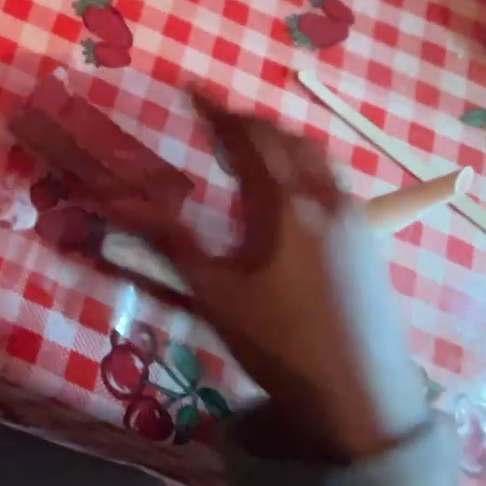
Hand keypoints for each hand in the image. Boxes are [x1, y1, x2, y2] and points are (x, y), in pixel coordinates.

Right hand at [110, 92, 428, 463]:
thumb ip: (169, 240)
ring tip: (249, 148)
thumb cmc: (276, 339)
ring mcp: (356, 219)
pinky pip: (333, 181)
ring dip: (281, 142)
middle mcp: (327, 199)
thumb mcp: (213, 291)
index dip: (218, 112)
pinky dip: (303, 166)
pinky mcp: (368, 242)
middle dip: (250, 122)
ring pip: (318, 159)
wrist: (359, 392)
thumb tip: (117, 202)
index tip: (191, 93)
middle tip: (215, 119)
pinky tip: (288, 193)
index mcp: (286, 205)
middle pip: (289, 140)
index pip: (249, 140)